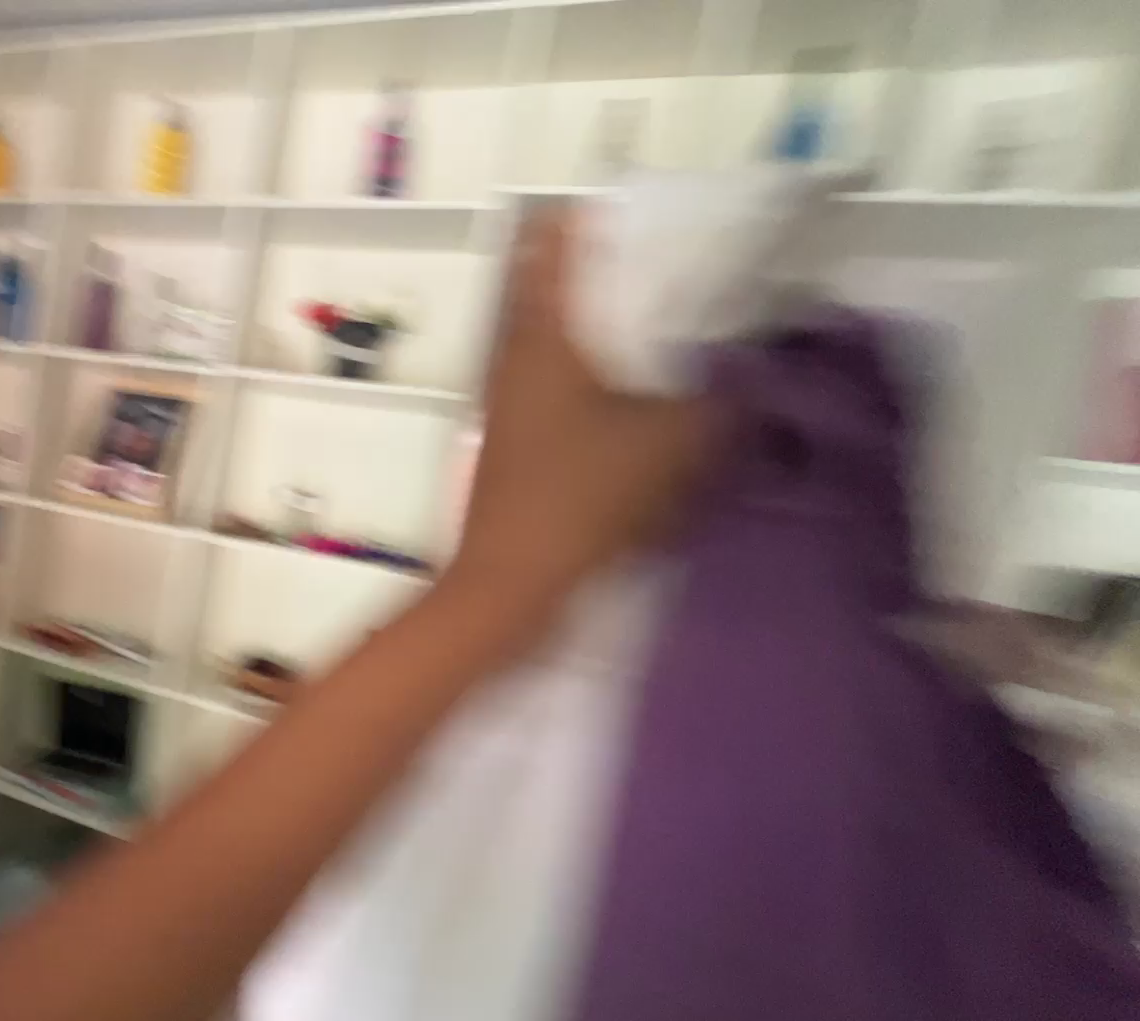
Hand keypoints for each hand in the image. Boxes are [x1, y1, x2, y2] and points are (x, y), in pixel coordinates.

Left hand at [448, 203, 713, 610]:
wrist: (513, 579)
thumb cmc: (583, 495)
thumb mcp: (675, 438)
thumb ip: (725, 395)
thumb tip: (759, 368)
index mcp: (541, 340)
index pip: (550, 252)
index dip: (575, 218)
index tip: (606, 196)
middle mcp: (512, 364)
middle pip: (541, 295)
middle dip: (586, 270)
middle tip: (641, 254)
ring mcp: (506, 408)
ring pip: (547, 346)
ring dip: (588, 327)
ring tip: (645, 317)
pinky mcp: (513, 446)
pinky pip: (553, 392)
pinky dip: (586, 378)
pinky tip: (624, 392)